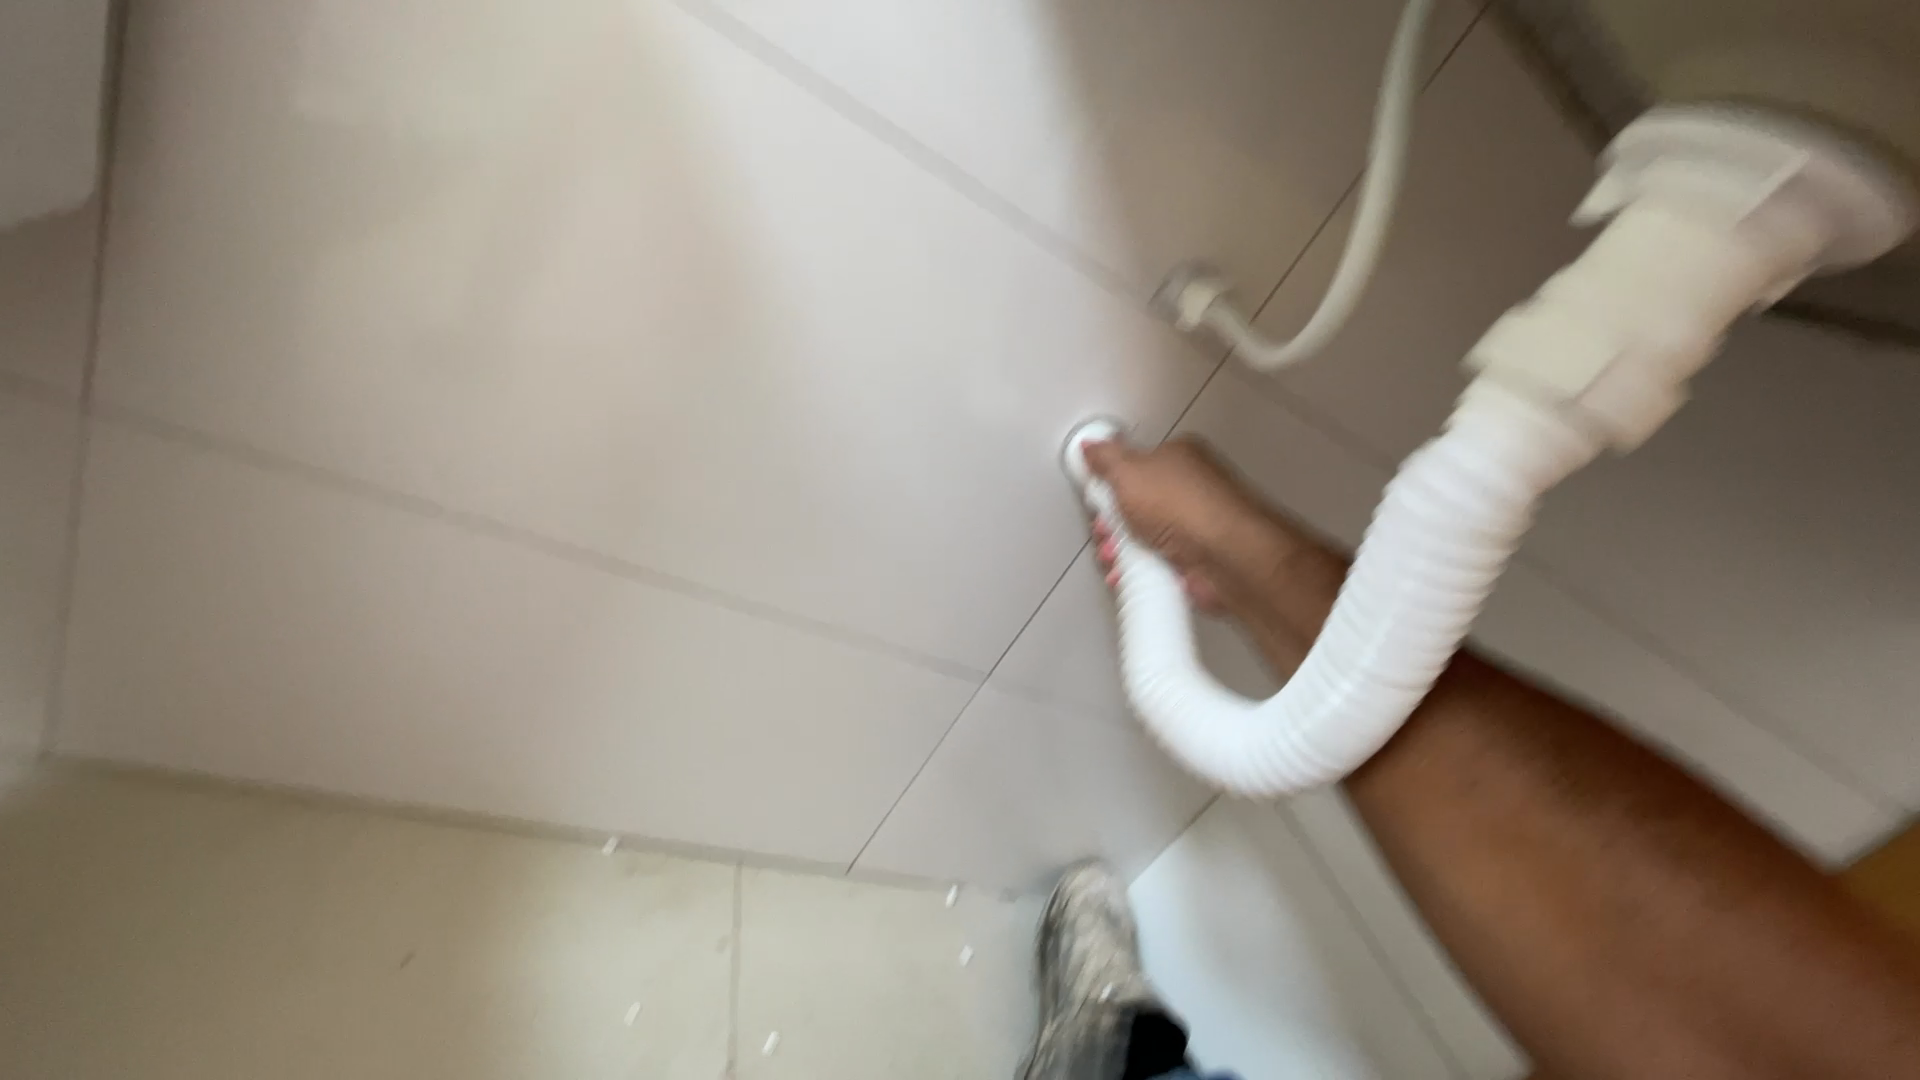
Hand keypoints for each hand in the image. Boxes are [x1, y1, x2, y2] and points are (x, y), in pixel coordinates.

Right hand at [1082, 435, 1316, 618]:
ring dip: (1122, 549)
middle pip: (1135, 504)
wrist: (1227, 558)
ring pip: (1143, 536)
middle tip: (1107, 529)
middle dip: (1113, 522)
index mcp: (1179, 457)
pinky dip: (1138, 570)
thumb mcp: (1130, 473)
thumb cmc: (1188, 509)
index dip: (1111, 482)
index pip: (1135, 464)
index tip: (1096, 496)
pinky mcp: (1193, 559)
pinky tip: (1130, 573)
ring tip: (1117, 556)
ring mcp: (1193, 526)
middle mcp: (1190, 489)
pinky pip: (1155, 562)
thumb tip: (1091, 447)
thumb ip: (1106, 458)